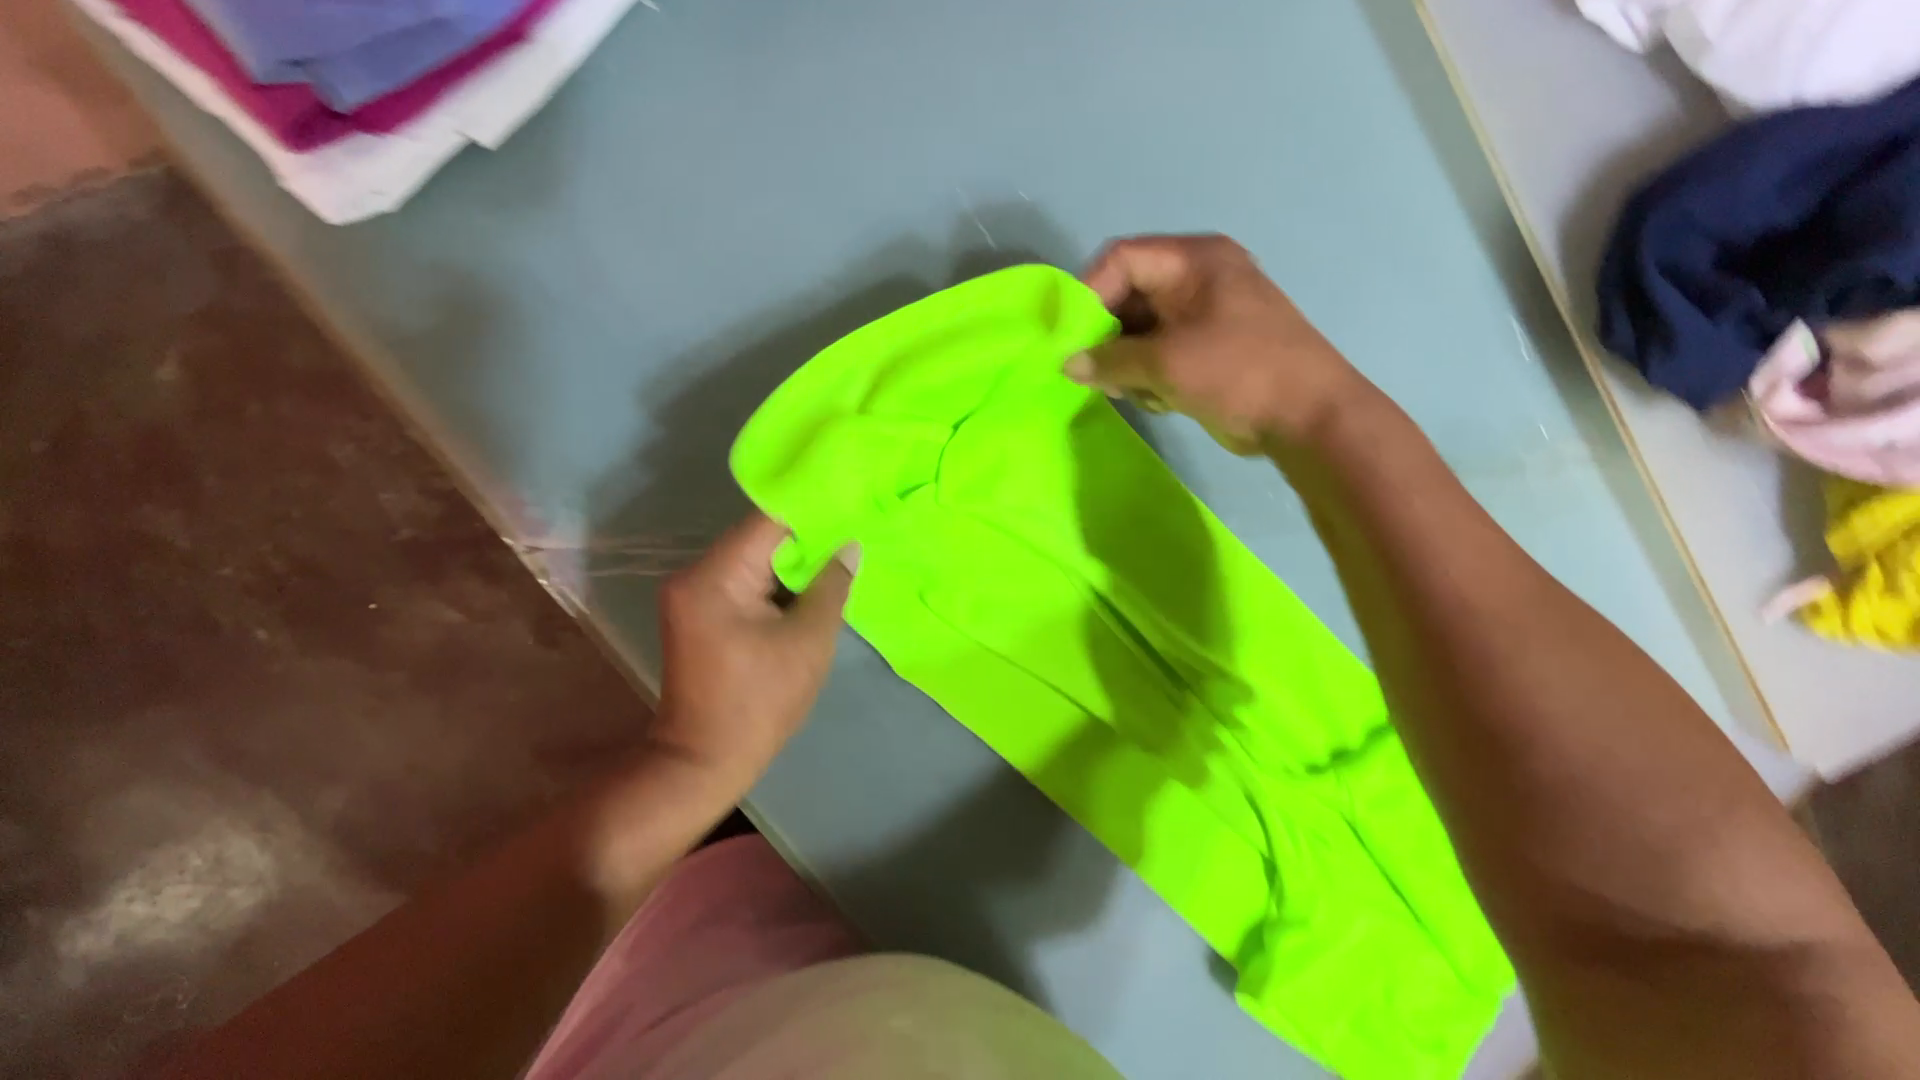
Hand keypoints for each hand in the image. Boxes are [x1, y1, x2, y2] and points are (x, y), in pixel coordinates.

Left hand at [653, 512, 855, 787]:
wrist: (704, 760)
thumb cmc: (760, 702)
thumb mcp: (808, 641)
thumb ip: (831, 586)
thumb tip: (849, 546)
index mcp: (716, 576)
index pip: (769, 522)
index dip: (813, 513)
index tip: (851, 508)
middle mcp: (694, 574)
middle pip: (757, 538)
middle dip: (805, 540)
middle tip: (852, 537)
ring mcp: (690, 594)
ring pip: (751, 560)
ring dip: (790, 564)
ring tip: (837, 562)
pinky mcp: (696, 613)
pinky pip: (741, 582)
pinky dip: (772, 584)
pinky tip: (806, 591)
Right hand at [1068, 233, 1379, 453]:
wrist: (1307, 417)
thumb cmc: (1238, 372)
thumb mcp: (1166, 363)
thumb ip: (1110, 359)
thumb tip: (1068, 364)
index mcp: (1194, 261)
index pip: (1123, 258)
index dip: (1090, 292)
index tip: (1069, 335)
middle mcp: (1197, 279)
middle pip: (1129, 295)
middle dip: (1108, 336)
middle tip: (1093, 371)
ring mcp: (1204, 316)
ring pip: (1141, 330)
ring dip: (1128, 363)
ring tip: (1131, 391)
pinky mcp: (1207, 350)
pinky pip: (1160, 353)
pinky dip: (1149, 376)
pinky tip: (1159, 400)